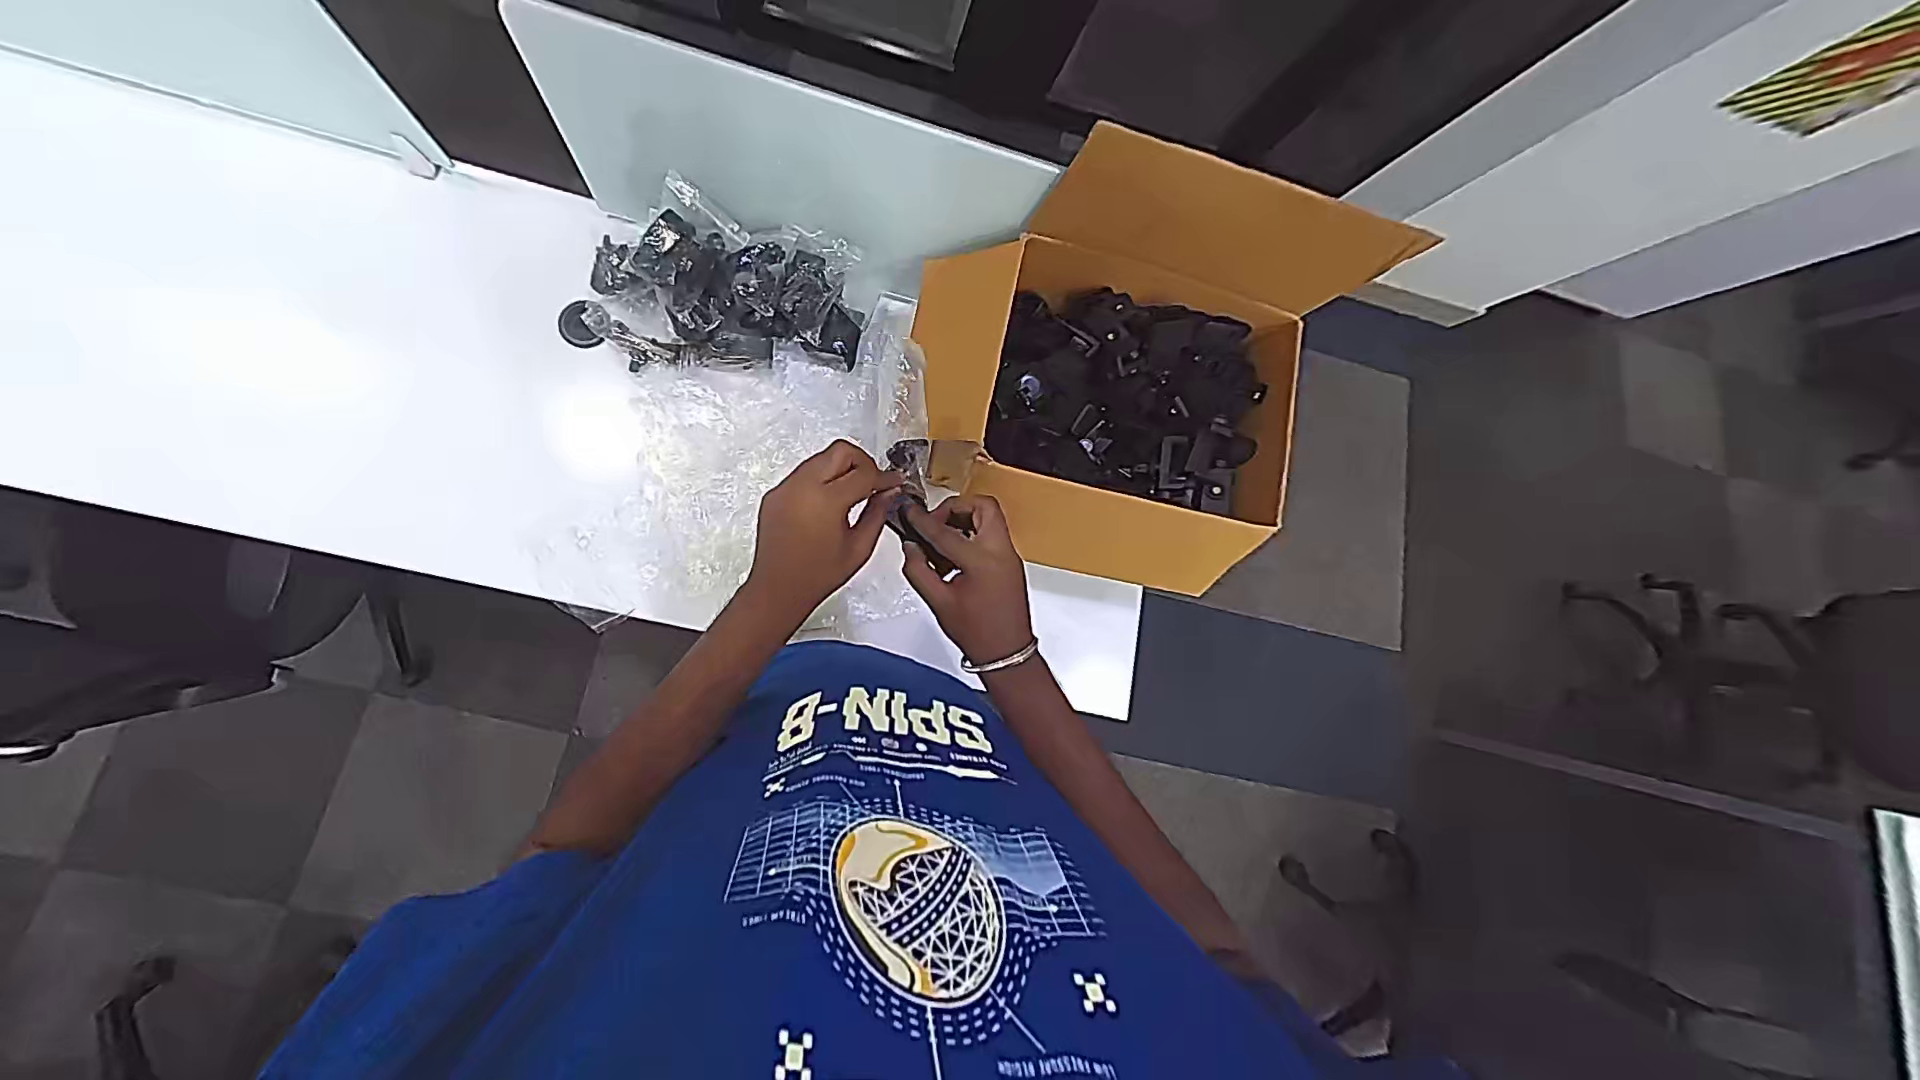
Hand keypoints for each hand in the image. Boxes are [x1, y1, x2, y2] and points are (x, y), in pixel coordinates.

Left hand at [744, 440, 899, 623]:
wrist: (778, 589)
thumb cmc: (815, 576)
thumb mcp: (859, 548)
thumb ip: (877, 514)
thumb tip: (888, 493)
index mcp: (825, 501)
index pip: (864, 473)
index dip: (884, 477)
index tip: (893, 481)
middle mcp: (801, 488)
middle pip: (840, 451)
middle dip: (863, 462)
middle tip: (875, 481)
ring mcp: (785, 489)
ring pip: (820, 458)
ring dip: (841, 468)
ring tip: (855, 492)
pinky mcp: (775, 494)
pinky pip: (803, 473)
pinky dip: (822, 478)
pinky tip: (832, 500)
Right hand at [900, 494, 1034, 664]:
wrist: (1006, 653)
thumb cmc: (979, 634)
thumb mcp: (938, 602)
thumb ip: (919, 570)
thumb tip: (911, 549)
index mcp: (982, 561)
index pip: (946, 531)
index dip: (923, 520)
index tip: (910, 513)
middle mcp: (1001, 553)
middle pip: (982, 506)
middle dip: (955, 507)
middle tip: (935, 521)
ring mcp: (1010, 556)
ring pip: (990, 518)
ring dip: (965, 520)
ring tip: (943, 541)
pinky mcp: (1011, 562)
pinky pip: (992, 535)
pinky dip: (973, 534)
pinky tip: (955, 556)